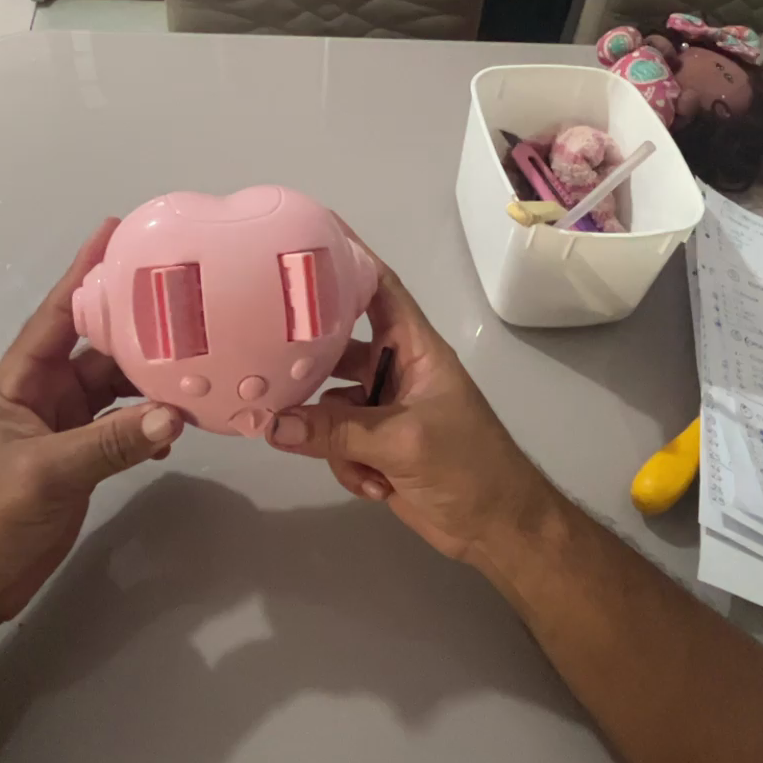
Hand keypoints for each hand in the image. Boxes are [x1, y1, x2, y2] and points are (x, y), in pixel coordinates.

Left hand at [0, 218, 183, 621]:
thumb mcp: (41, 476)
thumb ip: (107, 444)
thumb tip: (174, 415)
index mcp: (20, 381)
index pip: (58, 314)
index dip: (86, 271)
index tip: (118, 231)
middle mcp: (45, 394)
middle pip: (101, 347)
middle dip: (141, 324)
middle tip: (190, 297)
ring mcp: (65, 428)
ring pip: (119, 388)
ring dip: (154, 379)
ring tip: (202, 362)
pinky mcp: (82, 459)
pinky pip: (126, 427)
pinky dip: (152, 423)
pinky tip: (182, 423)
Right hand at [265, 250, 560, 571]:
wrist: (495, 528)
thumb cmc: (468, 465)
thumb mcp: (405, 441)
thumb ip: (338, 431)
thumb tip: (272, 423)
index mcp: (414, 348)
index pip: (380, 289)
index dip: (349, 258)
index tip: (308, 233)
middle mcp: (394, 370)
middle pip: (338, 348)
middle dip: (310, 364)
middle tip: (267, 363)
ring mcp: (383, 409)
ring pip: (329, 404)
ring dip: (331, 435)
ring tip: (351, 458)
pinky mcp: (374, 446)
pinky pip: (336, 442)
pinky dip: (348, 465)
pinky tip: (375, 486)